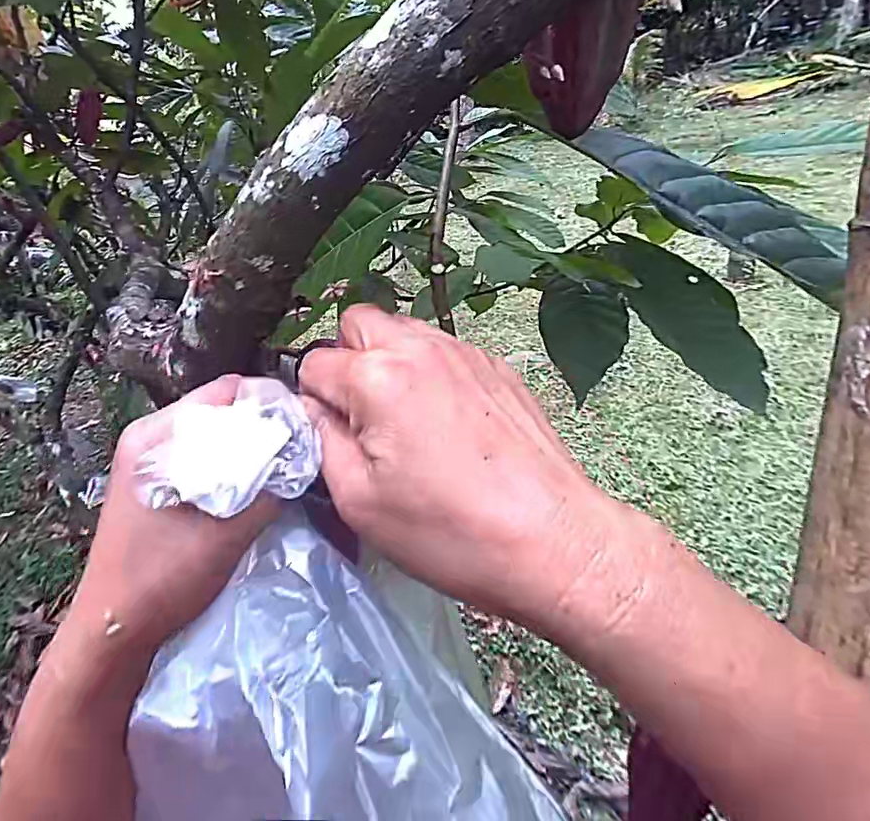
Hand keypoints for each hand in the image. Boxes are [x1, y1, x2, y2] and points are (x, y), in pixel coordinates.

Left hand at [65, 374, 281, 656]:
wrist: (112, 628)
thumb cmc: (158, 580)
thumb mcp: (221, 534)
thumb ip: (263, 492)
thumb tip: (300, 457)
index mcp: (153, 436)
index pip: (221, 393)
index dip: (266, 403)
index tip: (301, 422)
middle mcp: (147, 437)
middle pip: (216, 411)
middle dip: (259, 426)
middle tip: (299, 445)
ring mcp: (147, 460)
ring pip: (210, 436)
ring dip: (245, 447)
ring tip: (282, 465)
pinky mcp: (153, 483)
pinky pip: (200, 457)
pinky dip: (228, 465)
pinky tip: (252, 485)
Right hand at [298, 305, 651, 636]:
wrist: (556, 547)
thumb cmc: (455, 532)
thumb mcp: (357, 499)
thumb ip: (320, 440)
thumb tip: (314, 411)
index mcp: (377, 379)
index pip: (313, 364)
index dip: (313, 400)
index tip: (332, 431)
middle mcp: (418, 350)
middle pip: (355, 322)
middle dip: (345, 359)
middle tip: (359, 410)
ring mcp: (462, 354)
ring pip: (399, 328)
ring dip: (385, 358)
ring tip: (401, 414)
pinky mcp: (495, 367)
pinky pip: (440, 348)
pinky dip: (426, 370)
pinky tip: (441, 419)